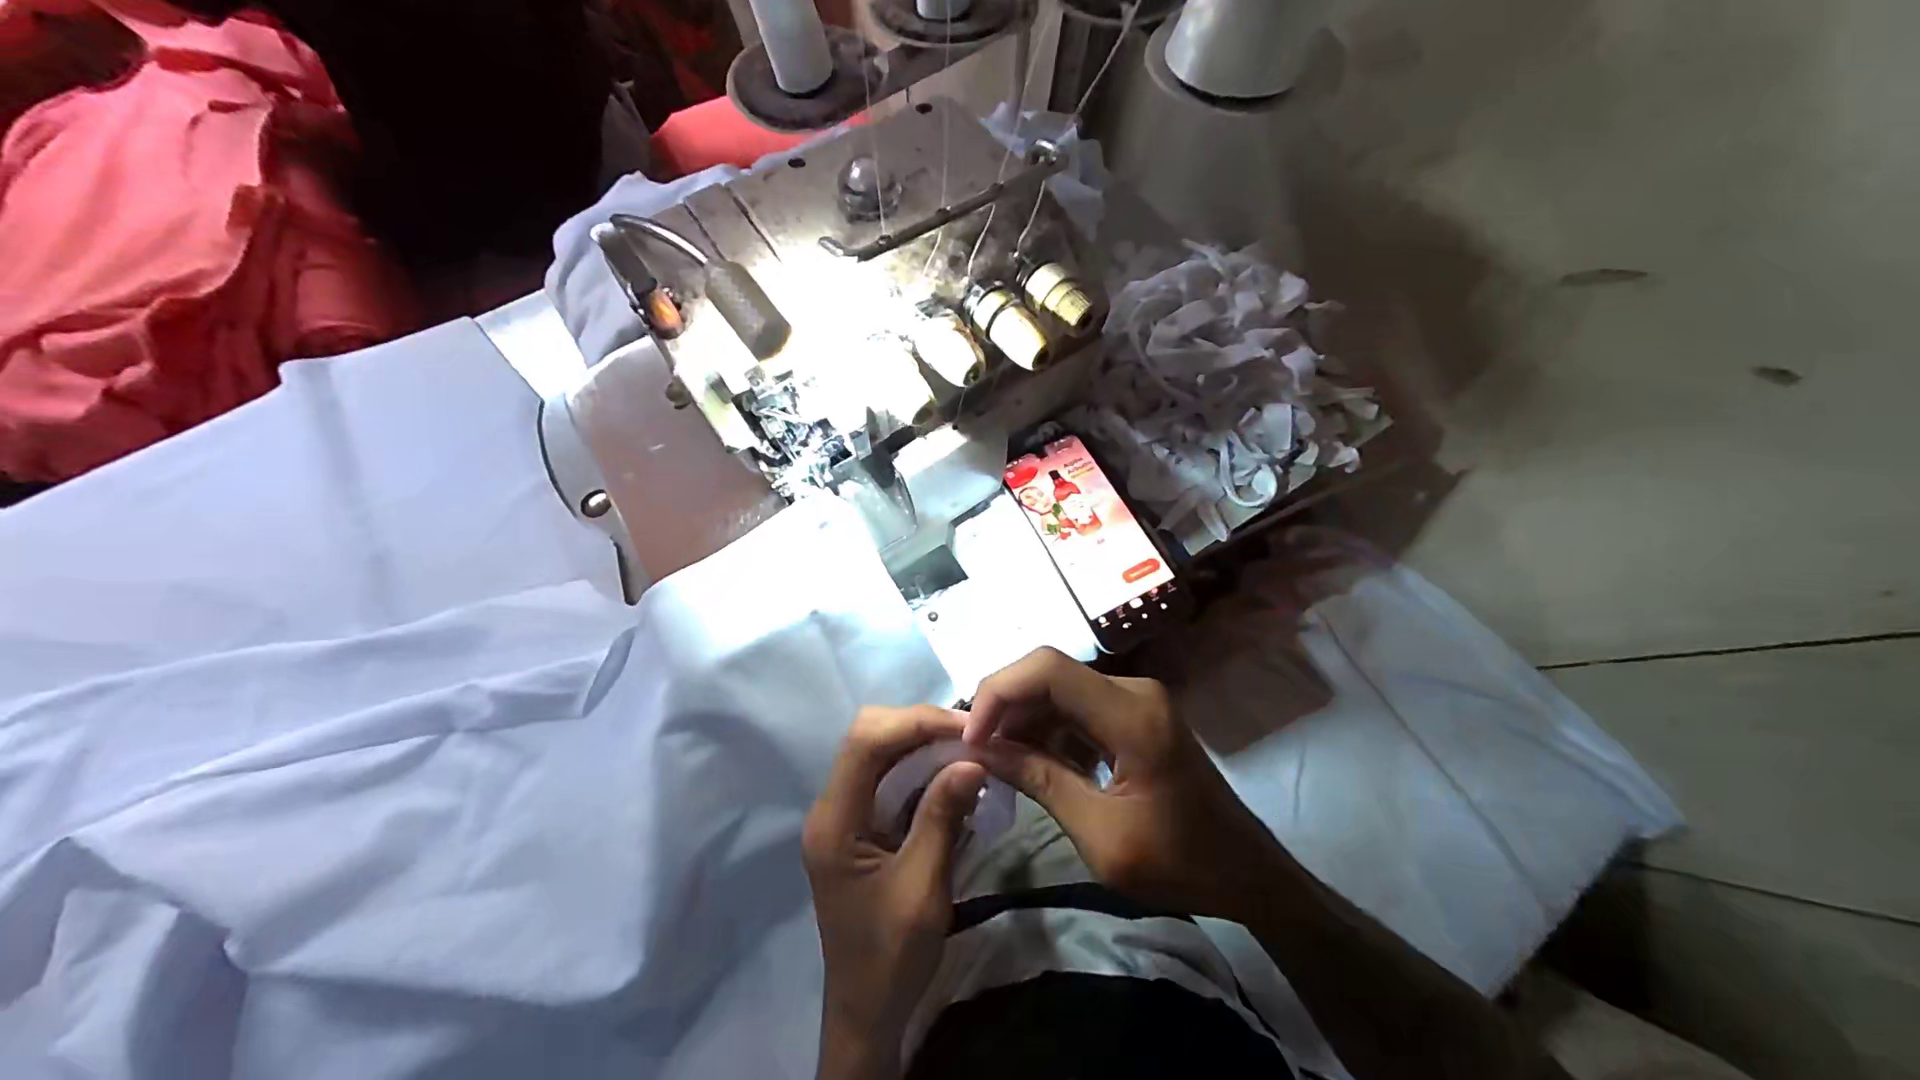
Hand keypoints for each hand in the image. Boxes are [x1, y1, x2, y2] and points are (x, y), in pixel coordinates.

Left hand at [804, 705, 985, 1079]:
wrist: (867, 1008)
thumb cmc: (891, 955)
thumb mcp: (923, 888)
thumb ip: (941, 817)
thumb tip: (971, 760)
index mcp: (834, 821)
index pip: (866, 742)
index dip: (915, 722)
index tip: (966, 729)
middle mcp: (831, 807)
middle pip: (868, 736)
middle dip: (919, 727)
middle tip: (971, 739)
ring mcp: (842, 814)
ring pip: (878, 751)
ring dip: (922, 743)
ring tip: (968, 750)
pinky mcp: (858, 824)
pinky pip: (886, 776)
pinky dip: (919, 766)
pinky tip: (950, 774)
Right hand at [964, 648, 1291, 923]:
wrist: (1246, 873)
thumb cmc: (1179, 863)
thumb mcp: (1100, 835)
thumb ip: (1039, 781)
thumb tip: (981, 751)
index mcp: (1132, 715)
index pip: (1048, 670)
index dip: (998, 693)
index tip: (971, 739)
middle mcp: (1134, 691)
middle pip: (1049, 673)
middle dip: (1004, 707)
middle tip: (975, 751)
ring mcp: (1136, 700)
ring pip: (1058, 689)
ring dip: (1023, 720)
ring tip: (996, 760)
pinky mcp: (1134, 715)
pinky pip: (1077, 707)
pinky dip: (1047, 730)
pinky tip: (1030, 762)